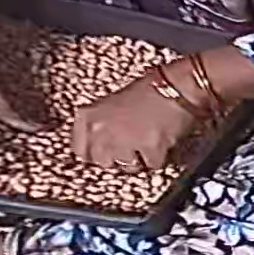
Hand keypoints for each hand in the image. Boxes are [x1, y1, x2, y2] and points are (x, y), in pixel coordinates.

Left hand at [72, 71, 197, 170]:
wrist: (172, 88)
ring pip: (128, 166)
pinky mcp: (149, 147)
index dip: (97, 154)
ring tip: (147, 147)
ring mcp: (124, 141)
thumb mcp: (110, 104)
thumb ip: (101, 125)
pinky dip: (158, 158)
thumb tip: (105, 145)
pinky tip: (161, 146)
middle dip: (118, 158)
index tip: (108, 154)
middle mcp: (101, 130)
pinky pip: (152, 164)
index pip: (80, 151)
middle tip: (131, 151)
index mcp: (88, 117)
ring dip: (139, 160)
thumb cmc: (146, 91)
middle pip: (104, 161)